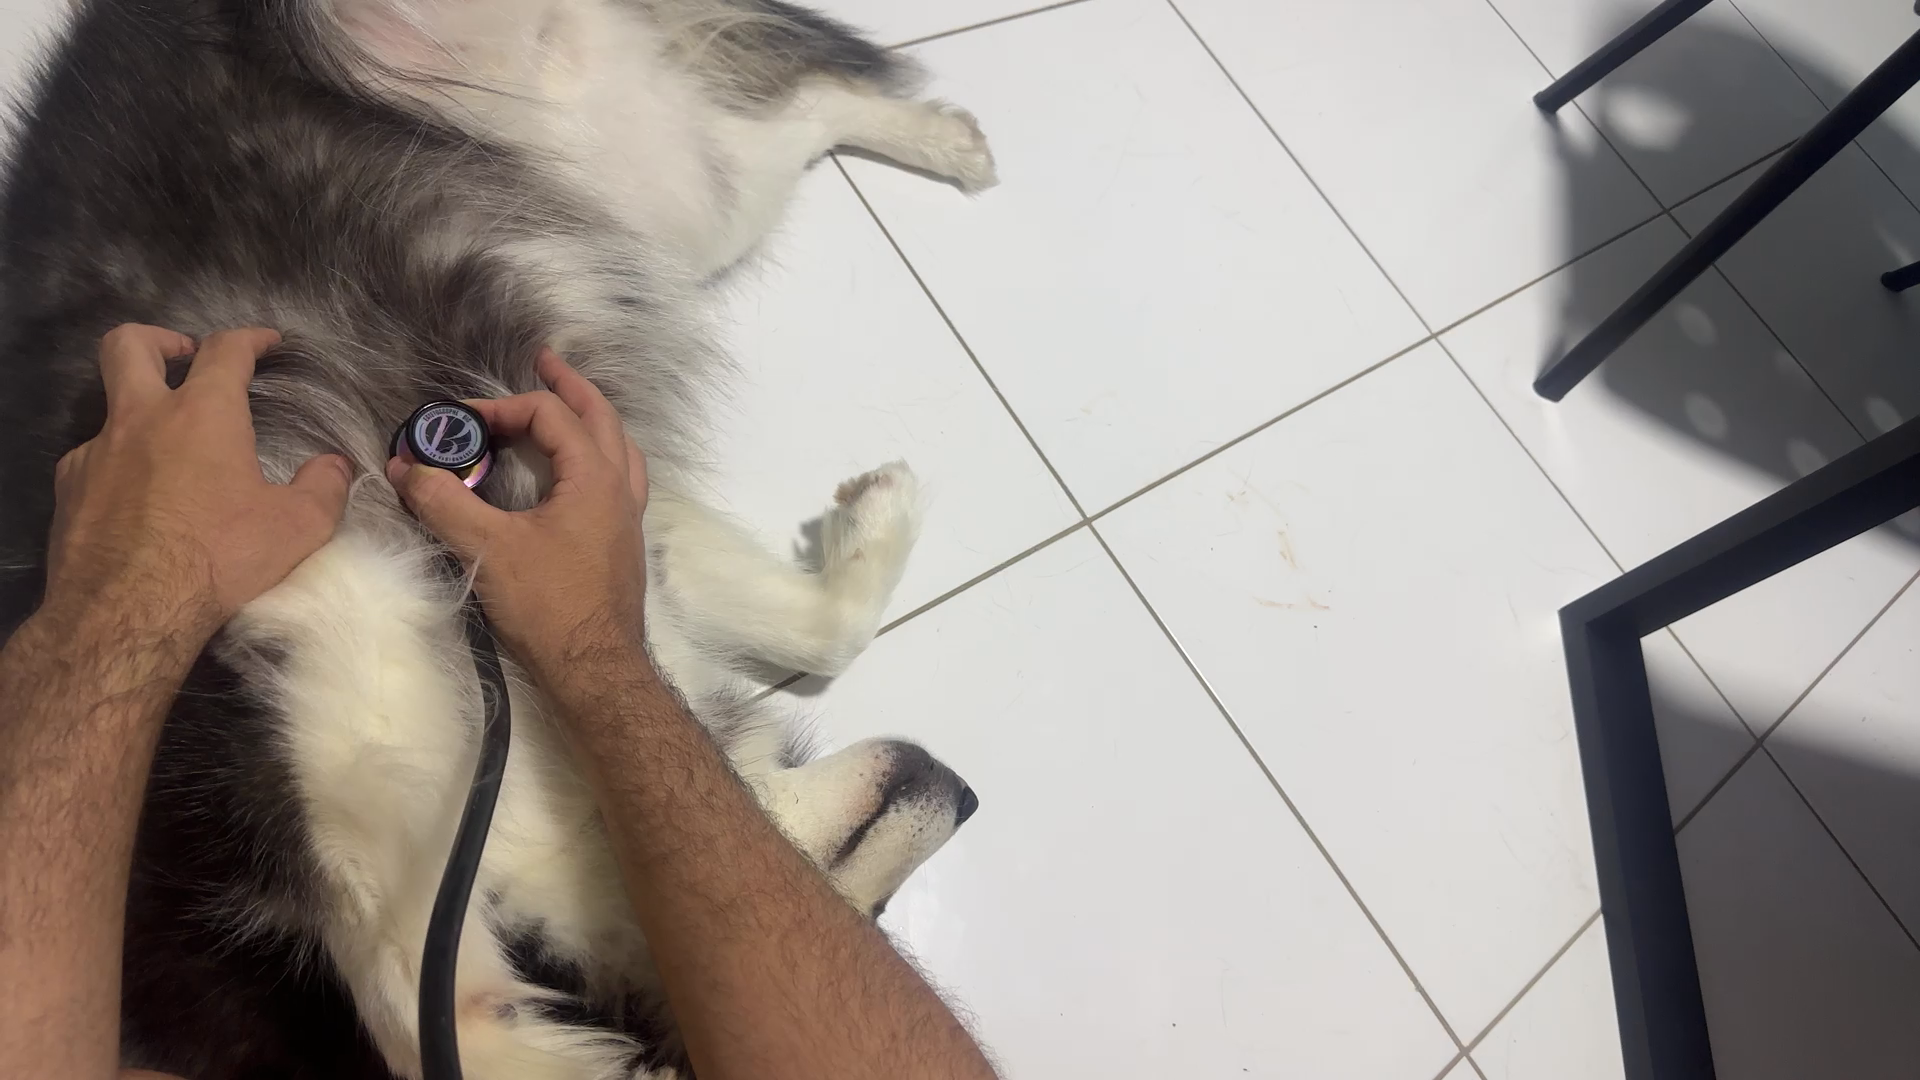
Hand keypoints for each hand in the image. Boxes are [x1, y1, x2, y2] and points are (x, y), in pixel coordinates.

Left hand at [44, 325, 351, 640]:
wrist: (132, 609)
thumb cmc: (226, 554)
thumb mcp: (304, 523)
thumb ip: (324, 484)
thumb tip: (332, 464)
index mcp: (203, 417)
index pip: (222, 353)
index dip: (249, 339)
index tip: (268, 341)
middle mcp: (140, 421)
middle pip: (127, 346)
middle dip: (163, 340)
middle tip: (191, 356)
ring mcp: (95, 453)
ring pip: (114, 406)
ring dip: (149, 410)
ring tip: (187, 448)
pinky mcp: (69, 488)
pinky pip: (103, 456)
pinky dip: (132, 459)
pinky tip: (157, 496)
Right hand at [386, 350, 648, 685]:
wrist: (595, 661)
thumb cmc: (549, 603)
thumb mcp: (486, 547)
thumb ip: (443, 500)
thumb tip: (404, 467)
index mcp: (596, 478)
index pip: (554, 416)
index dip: (503, 408)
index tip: (458, 423)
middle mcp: (621, 488)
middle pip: (604, 419)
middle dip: (572, 387)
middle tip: (544, 361)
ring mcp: (629, 513)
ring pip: (621, 447)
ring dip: (594, 419)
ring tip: (566, 404)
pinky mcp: (624, 536)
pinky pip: (621, 477)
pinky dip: (601, 455)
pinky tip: (580, 467)